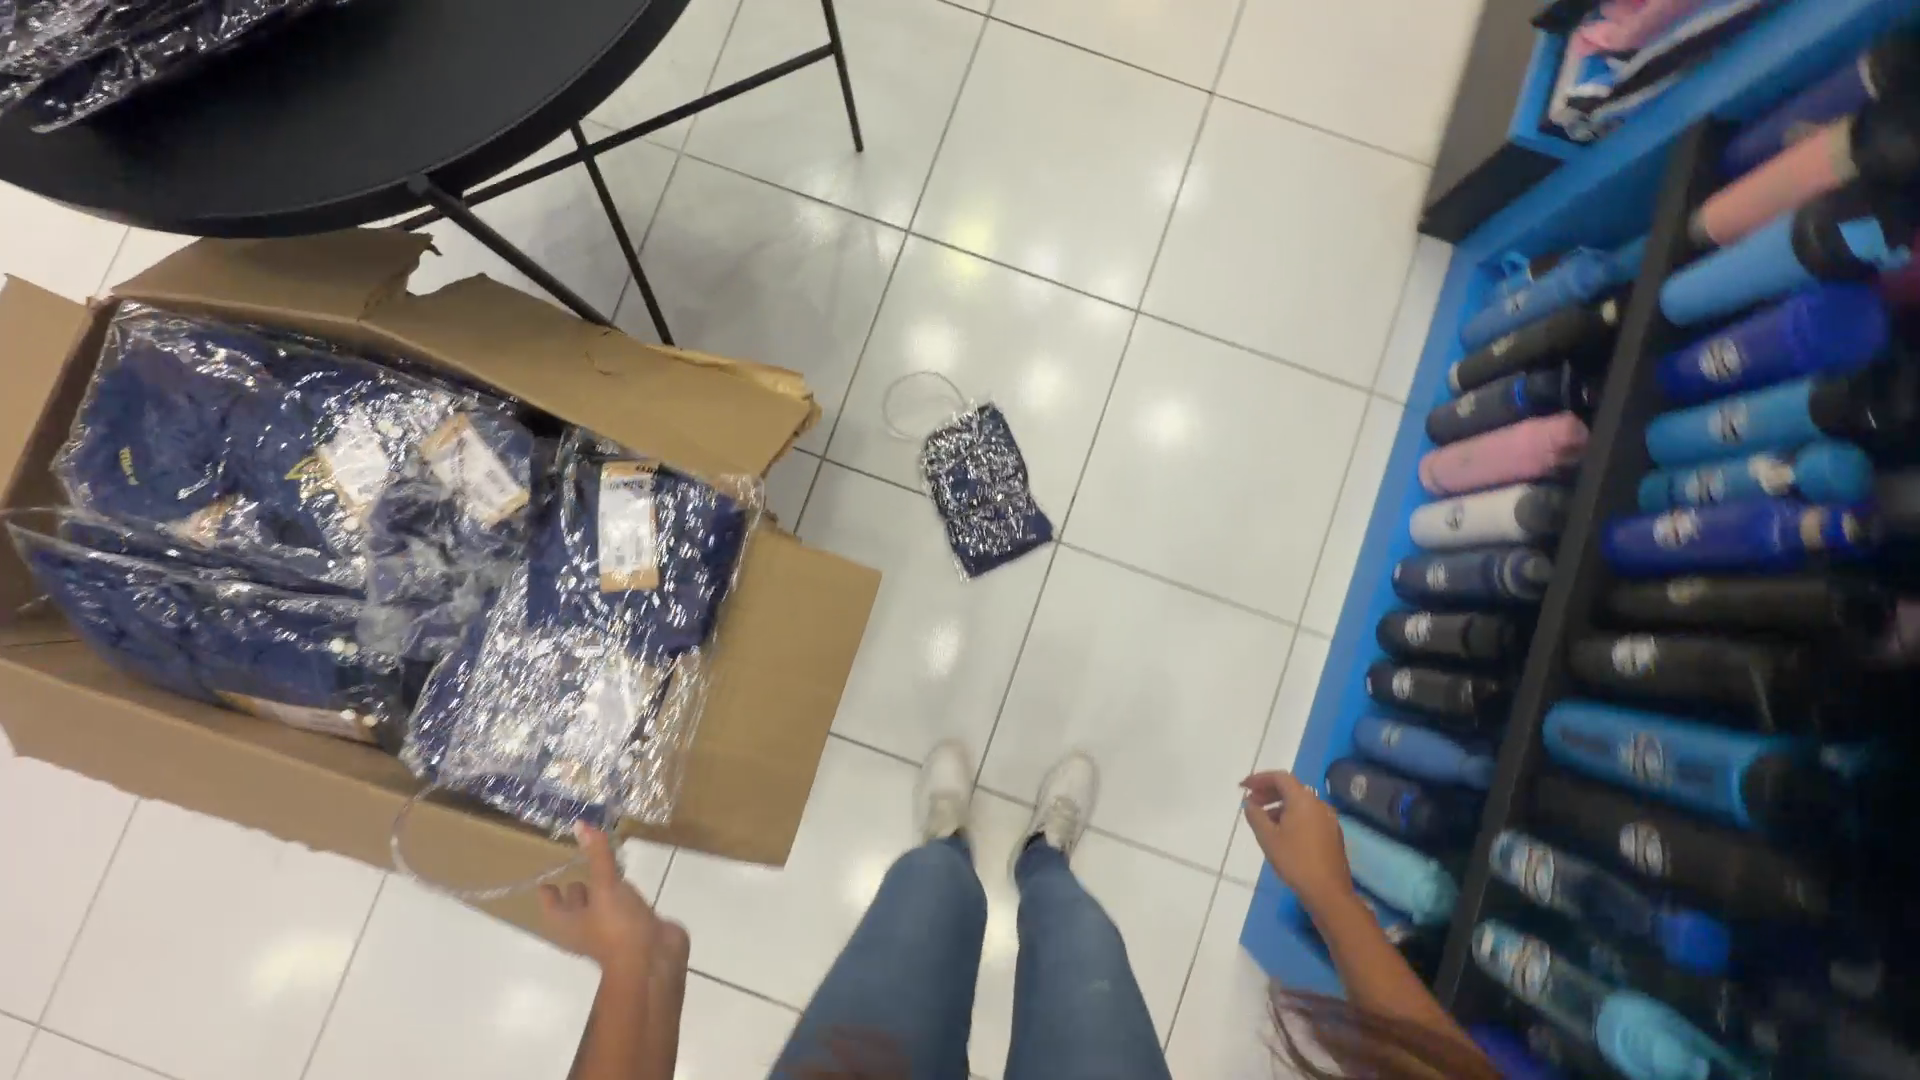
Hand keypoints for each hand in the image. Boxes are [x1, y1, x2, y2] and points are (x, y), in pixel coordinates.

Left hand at [541, 823, 689, 978]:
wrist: (652, 959)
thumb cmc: (617, 926)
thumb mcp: (605, 886)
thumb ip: (596, 856)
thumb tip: (580, 824)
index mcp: (569, 923)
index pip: (551, 906)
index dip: (548, 893)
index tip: (546, 879)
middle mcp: (586, 927)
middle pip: (574, 908)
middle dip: (574, 892)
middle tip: (575, 868)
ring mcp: (610, 929)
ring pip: (599, 908)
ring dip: (600, 892)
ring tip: (602, 870)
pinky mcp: (633, 928)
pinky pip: (622, 909)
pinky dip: (622, 897)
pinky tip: (629, 885)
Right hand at [1241, 771, 1356, 915]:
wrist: (1328, 892)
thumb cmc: (1295, 861)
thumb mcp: (1267, 837)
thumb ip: (1255, 815)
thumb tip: (1250, 802)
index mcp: (1303, 800)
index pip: (1280, 777)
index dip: (1259, 779)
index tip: (1243, 787)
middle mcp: (1319, 804)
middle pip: (1291, 788)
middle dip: (1268, 791)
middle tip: (1251, 802)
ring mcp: (1328, 820)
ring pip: (1300, 803)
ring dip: (1279, 805)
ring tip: (1262, 819)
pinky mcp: (1332, 834)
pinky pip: (1308, 815)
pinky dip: (1292, 815)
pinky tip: (1281, 832)